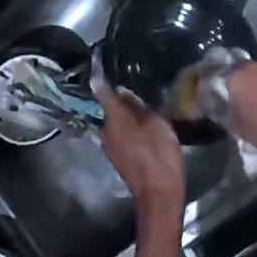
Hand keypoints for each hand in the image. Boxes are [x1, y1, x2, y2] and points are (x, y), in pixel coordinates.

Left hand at [95, 84, 184, 227]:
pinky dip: (129, 130)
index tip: (98, 63)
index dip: (100, 77)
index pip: (102, 92)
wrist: (158, 194)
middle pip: (110, 109)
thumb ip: (138, 107)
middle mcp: (105, 132)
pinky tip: (144, 130)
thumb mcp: (156, 124)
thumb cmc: (159, 155)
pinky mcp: (118, 159)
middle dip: (120, 99)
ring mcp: (110, 148)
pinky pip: (121, 136)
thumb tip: (123, 91)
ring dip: (126, 116)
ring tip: (144, 108)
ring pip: (116, 124)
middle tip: (136, 88)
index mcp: (114, 120)